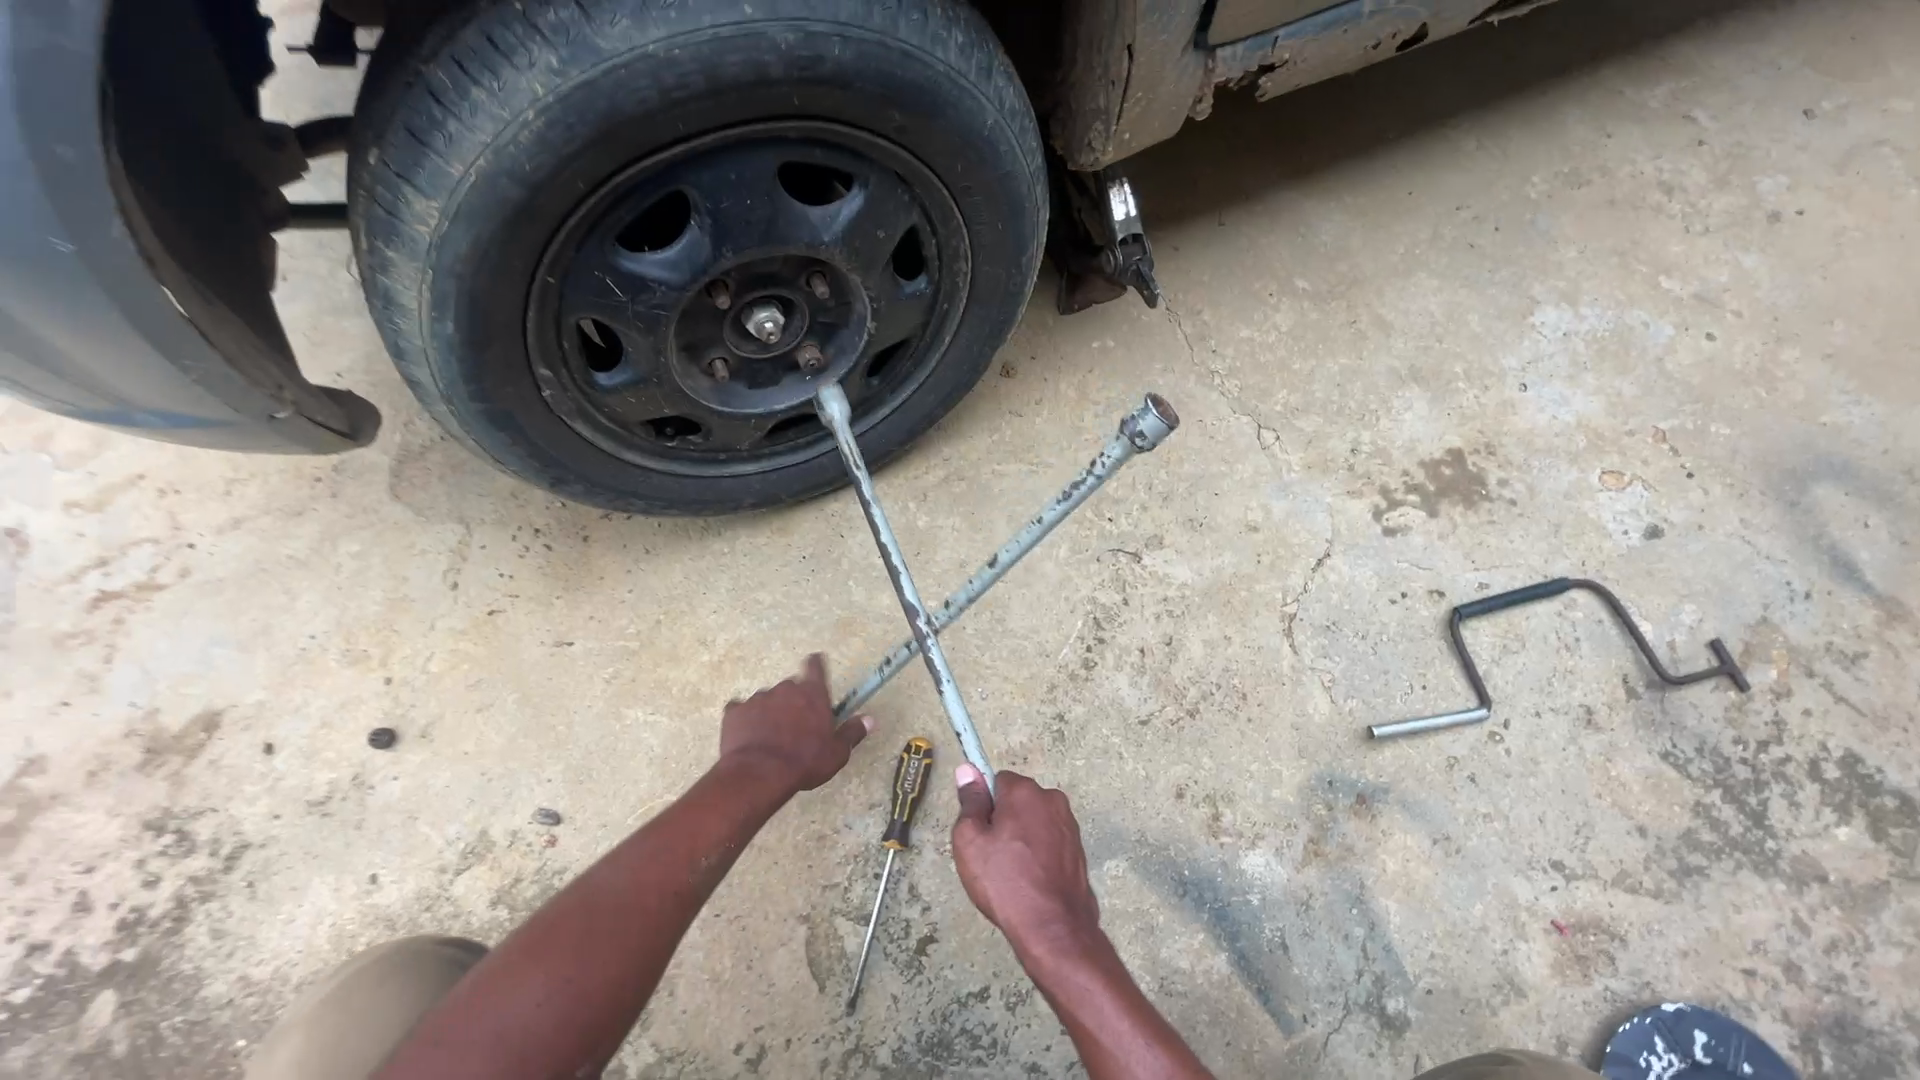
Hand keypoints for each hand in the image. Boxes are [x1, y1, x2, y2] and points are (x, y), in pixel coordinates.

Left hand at [717, 654, 870, 795]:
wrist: (760, 774)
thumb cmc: (805, 762)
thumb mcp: (836, 753)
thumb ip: (852, 733)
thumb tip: (870, 719)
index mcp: (813, 694)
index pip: (815, 666)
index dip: (815, 664)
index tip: (815, 664)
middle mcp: (786, 689)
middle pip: (791, 686)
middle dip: (793, 700)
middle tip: (795, 723)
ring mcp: (758, 698)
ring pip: (767, 699)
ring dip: (769, 711)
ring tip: (770, 736)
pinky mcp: (735, 711)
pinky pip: (741, 710)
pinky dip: (744, 719)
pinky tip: (747, 735)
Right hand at [951, 766, 1101, 959]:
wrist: (1053, 927)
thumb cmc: (1005, 881)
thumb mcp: (970, 840)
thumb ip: (970, 801)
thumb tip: (967, 770)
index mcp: (1025, 791)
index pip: (997, 781)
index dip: (985, 806)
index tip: (981, 833)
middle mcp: (1052, 800)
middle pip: (1018, 801)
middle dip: (1005, 820)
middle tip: (992, 855)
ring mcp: (1070, 826)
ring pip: (1035, 823)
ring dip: (1022, 838)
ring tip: (1011, 873)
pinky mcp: (1078, 850)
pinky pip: (1049, 842)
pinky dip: (1039, 855)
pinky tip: (1030, 881)